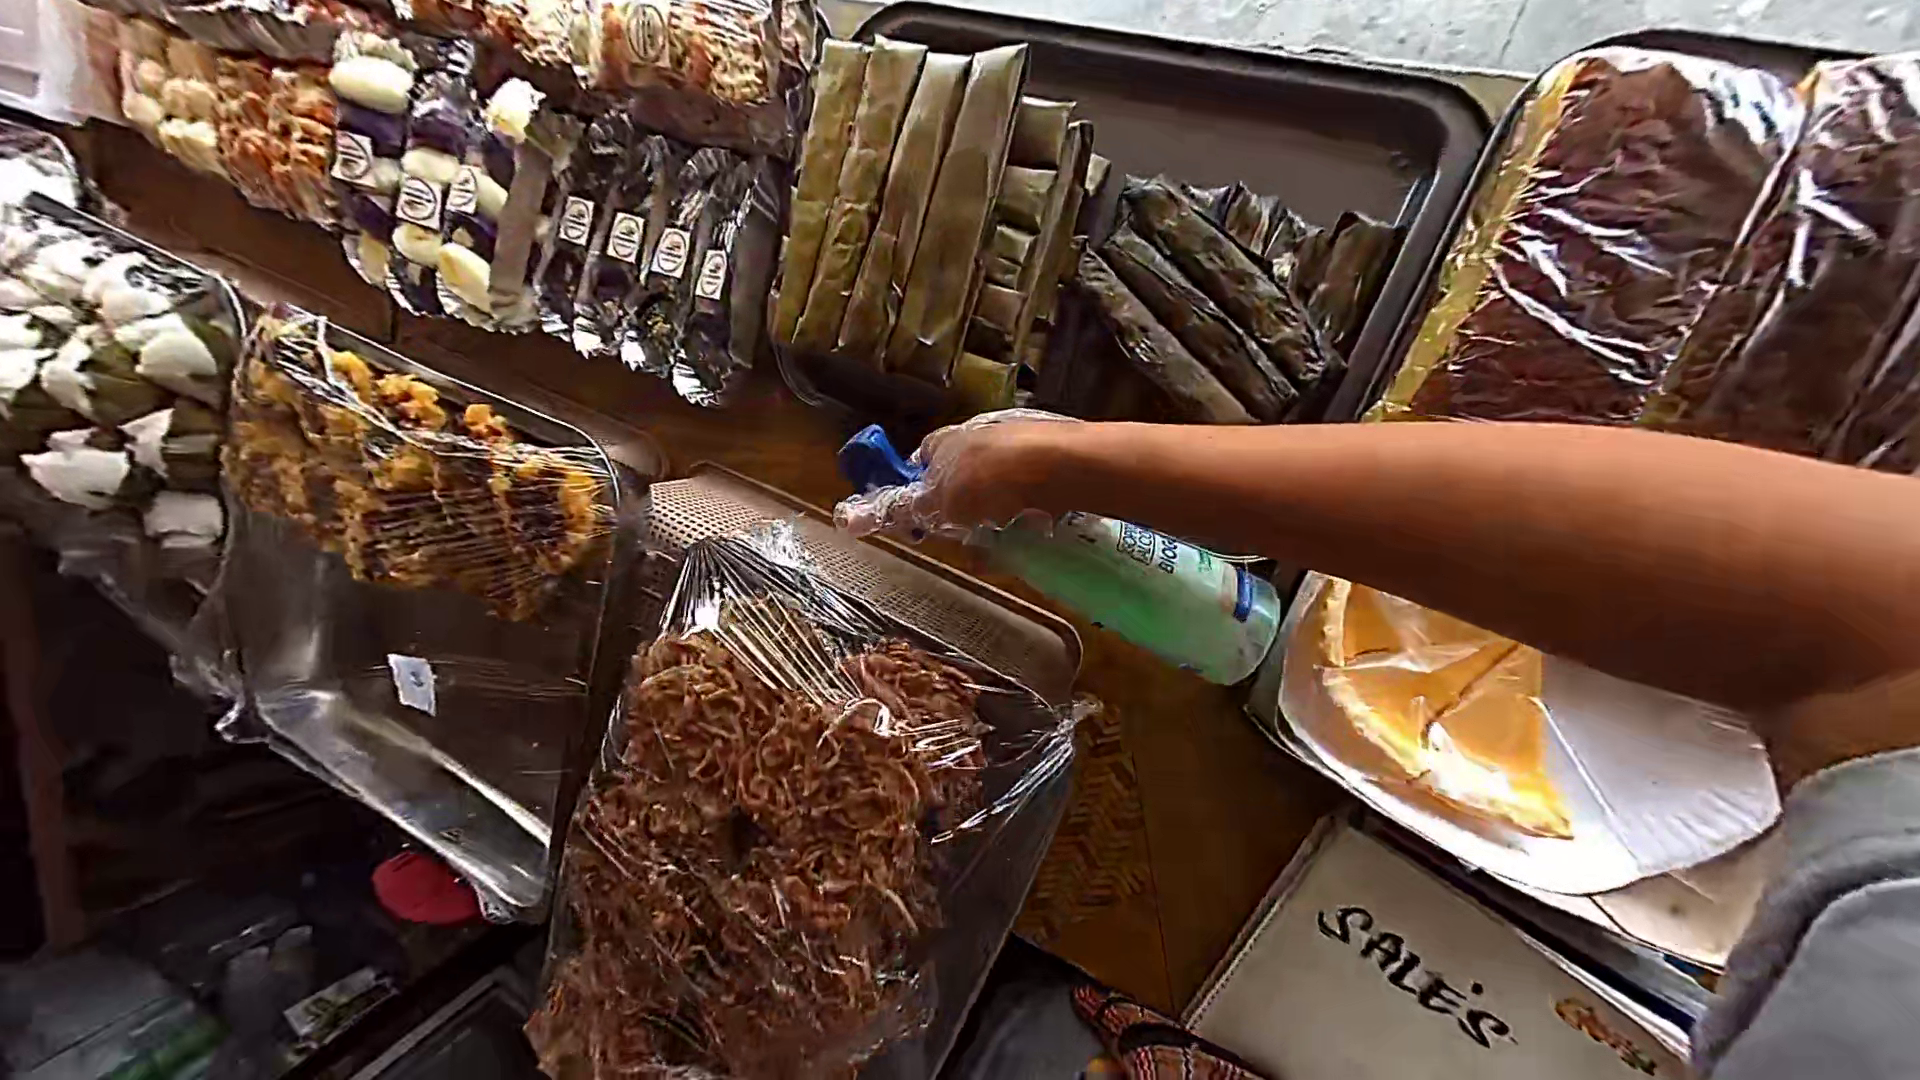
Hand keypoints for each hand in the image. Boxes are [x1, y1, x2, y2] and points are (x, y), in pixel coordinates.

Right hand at [836, 409, 1074, 540]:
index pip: (919, 461)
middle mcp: (979, 435)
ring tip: (1004, 537)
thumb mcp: (938, 501)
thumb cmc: (989, 481)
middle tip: (965, 534)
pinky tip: (1032, 528)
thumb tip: (850, 518)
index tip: (921, 519)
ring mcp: (1016, 446)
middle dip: (960, 510)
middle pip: (959, 478)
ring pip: (995, 489)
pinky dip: (1025, 513)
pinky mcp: (1049, 461)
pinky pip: (1028, 493)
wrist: (1059, 466)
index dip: (917, 490)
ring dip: (994, 515)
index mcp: (946, 440)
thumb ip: (902, 509)